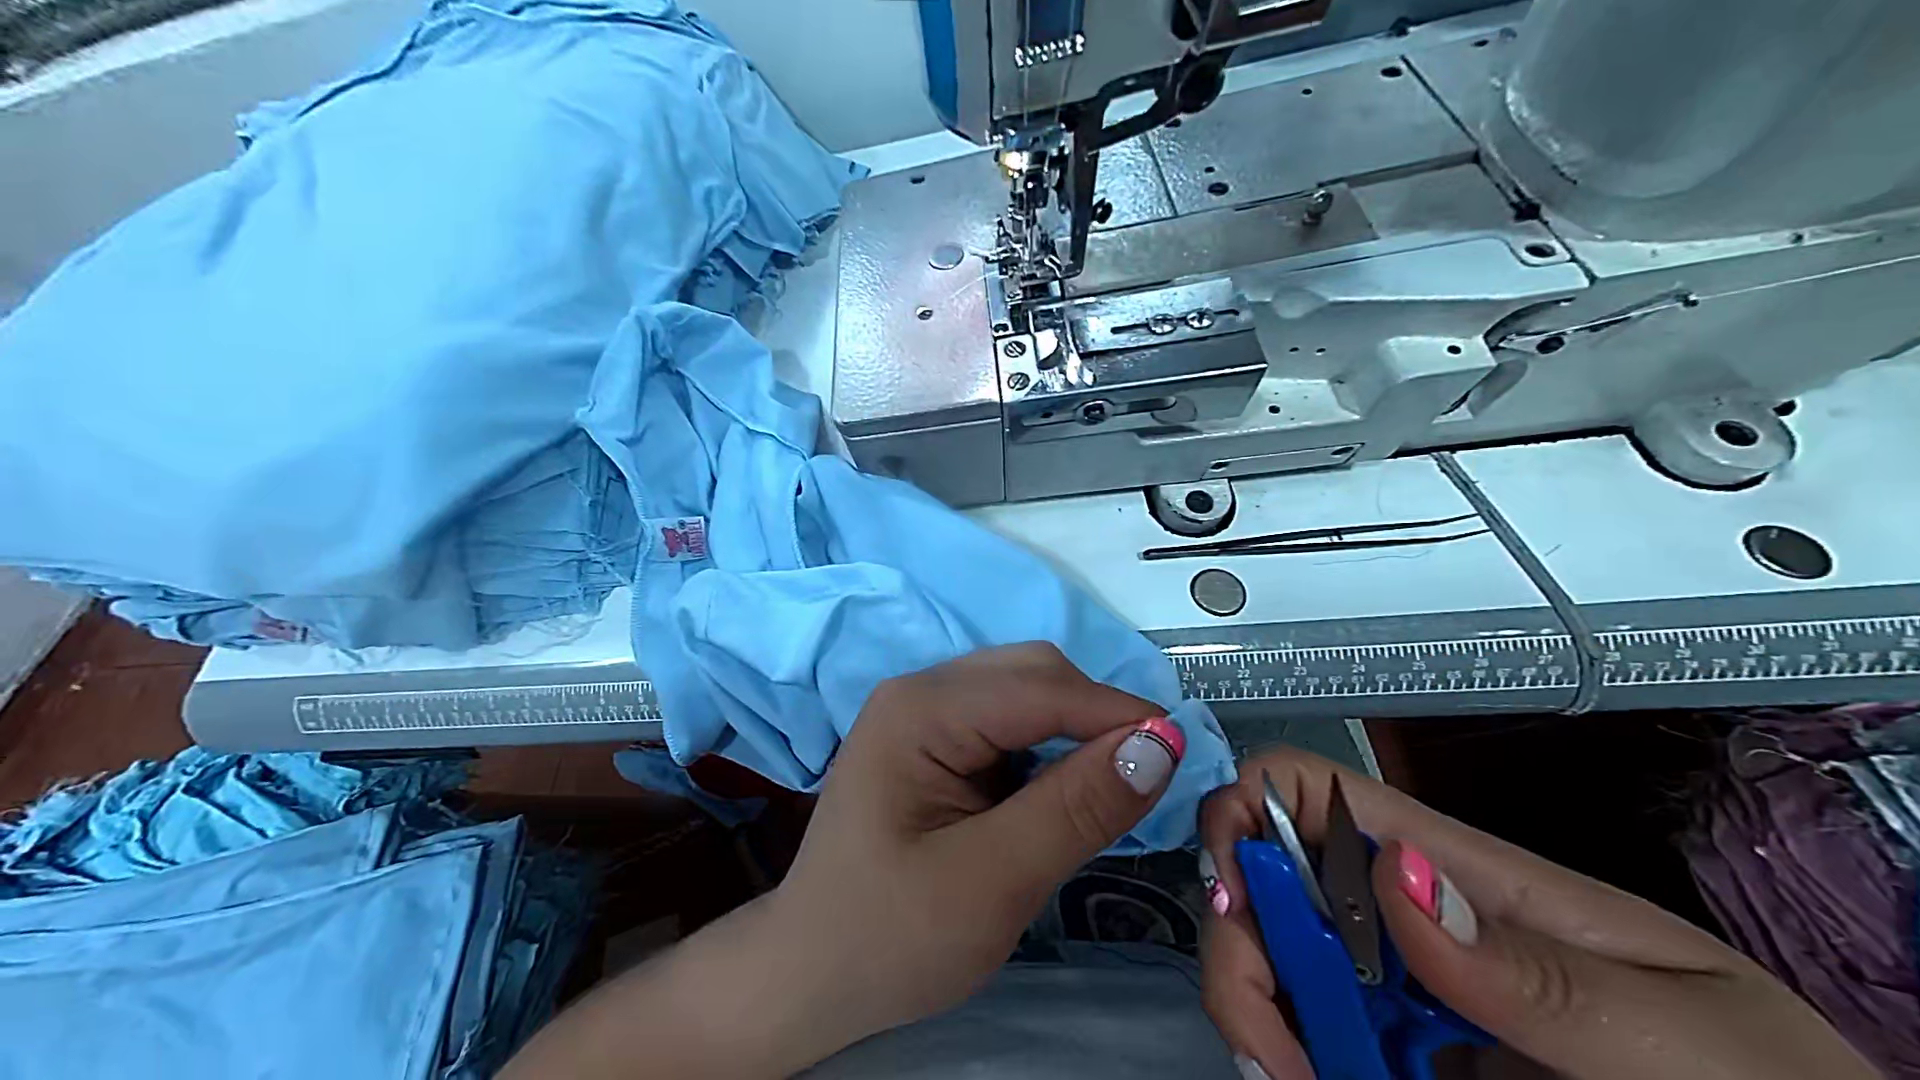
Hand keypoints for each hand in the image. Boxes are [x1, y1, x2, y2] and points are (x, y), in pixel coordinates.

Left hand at [507, 644, 1183, 1079]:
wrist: (809, 974)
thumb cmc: (888, 937)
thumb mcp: (991, 882)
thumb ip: (1075, 809)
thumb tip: (1160, 744)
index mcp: (919, 710)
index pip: (1040, 688)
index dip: (1117, 714)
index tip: (1181, 753)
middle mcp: (921, 691)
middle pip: (1033, 675)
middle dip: (1095, 717)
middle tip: (1143, 780)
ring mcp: (925, 712)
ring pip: (1028, 693)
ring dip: (1076, 731)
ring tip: (1107, 789)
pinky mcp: (935, 739)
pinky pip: (1011, 722)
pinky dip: (1050, 747)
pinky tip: (1060, 790)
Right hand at [1199, 746, 1876, 1079]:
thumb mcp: (1680, 1034)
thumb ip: (1533, 966)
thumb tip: (1391, 869)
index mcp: (1451, 870)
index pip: (1309, 789)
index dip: (1244, 811)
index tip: (1238, 901)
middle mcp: (1398, 912)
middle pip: (1264, 880)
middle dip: (1239, 946)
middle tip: (1270, 1050)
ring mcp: (1390, 983)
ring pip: (1267, 955)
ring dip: (1254, 1010)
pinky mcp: (1390, 1048)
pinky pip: (1304, 1029)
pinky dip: (1285, 1055)